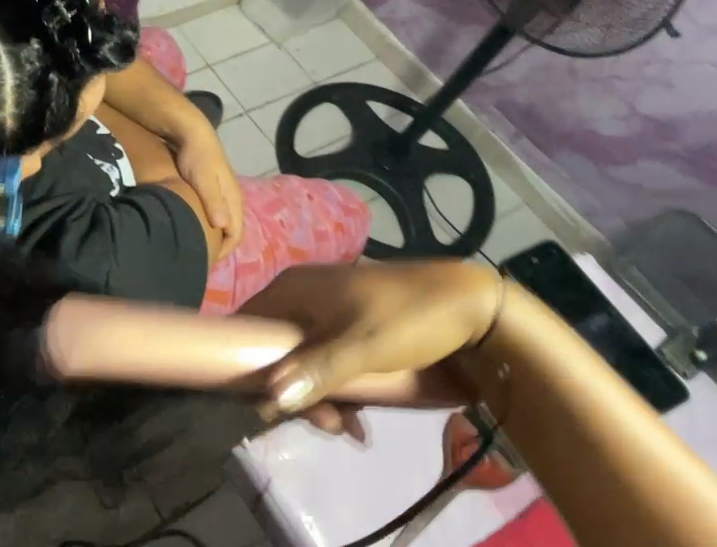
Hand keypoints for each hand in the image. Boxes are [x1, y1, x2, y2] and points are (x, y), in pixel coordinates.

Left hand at [171, 128, 244, 257]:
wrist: (191, 132)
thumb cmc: (196, 157)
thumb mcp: (204, 179)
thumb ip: (213, 201)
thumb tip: (223, 226)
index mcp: (234, 200)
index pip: (235, 234)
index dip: (223, 251)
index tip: (206, 262)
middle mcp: (233, 199)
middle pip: (231, 231)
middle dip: (219, 247)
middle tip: (200, 259)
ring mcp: (224, 193)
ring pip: (224, 222)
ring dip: (214, 236)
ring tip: (198, 247)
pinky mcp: (213, 189)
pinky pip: (216, 213)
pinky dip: (209, 225)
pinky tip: (194, 226)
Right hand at [243, 261, 502, 423]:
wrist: (471, 304)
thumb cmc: (408, 317)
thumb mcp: (361, 346)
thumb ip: (316, 371)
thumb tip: (270, 401)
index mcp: (292, 289)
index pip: (246, 324)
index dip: (246, 363)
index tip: (265, 404)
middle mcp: (302, 296)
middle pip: (277, 349)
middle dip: (296, 392)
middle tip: (328, 425)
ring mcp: (328, 310)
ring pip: (305, 359)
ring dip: (321, 396)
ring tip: (351, 428)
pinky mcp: (351, 325)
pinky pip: (328, 359)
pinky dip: (338, 387)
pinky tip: (362, 416)